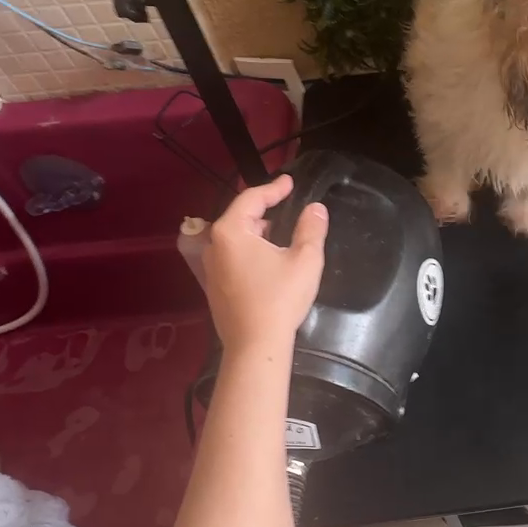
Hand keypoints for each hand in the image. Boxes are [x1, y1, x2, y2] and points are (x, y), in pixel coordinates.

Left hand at [201, 174, 327, 353]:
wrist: (255, 344)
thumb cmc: (280, 298)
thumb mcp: (305, 260)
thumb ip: (311, 229)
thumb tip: (316, 208)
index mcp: (231, 231)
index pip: (252, 198)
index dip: (274, 188)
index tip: (290, 182)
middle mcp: (214, 244)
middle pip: (239, 216)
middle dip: (263, 209)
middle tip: (285, 204)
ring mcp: (211, 267)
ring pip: (235, 238)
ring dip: (256, 231)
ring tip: (279, 232)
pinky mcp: (214, 286)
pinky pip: (232, 256)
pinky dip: (249, 249)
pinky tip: (267, 260)